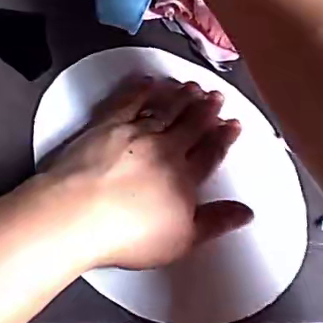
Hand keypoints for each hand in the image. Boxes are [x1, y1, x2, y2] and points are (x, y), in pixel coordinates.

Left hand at [36, 76, 251, 270]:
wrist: (78, 213)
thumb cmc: (126, 233)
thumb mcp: (182, 240)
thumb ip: (215, 222)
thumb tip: (244, 213)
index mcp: (184, 177)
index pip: (211, 153)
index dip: (223, 138)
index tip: (232, 125)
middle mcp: (163, 150)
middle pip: (190, 125)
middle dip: (206, 109)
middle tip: (216, 97)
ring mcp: (134, 134)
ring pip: (164, 110)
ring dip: (180, 97)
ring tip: (191, 87)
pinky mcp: (106, 125)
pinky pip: (129, 101)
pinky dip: (142, 90)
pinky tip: (149, 83)